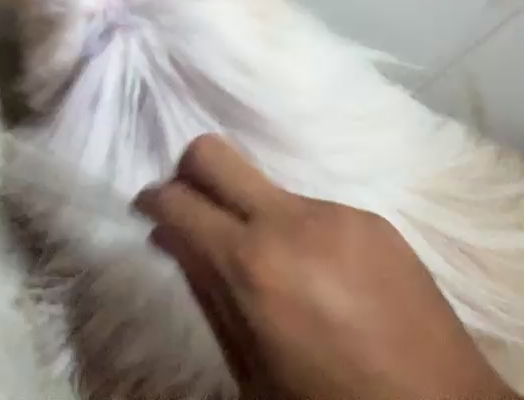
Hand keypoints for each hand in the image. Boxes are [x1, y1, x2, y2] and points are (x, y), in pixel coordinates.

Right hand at [135, 136, 522, 399]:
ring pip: (265, 184)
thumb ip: (207, 294)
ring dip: (252, 213)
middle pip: (212, 152)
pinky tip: (322, 277)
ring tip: (276, 267)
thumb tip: (172, 239)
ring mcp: (336, 214)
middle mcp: (289, 221)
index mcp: (252, 265)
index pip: (177, 200)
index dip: (152, 202)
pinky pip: (312, 209)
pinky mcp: (373, 220)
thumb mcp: (252, 371)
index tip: (150, 214)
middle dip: (189, 172)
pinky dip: (297, 232)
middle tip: (195, 212)